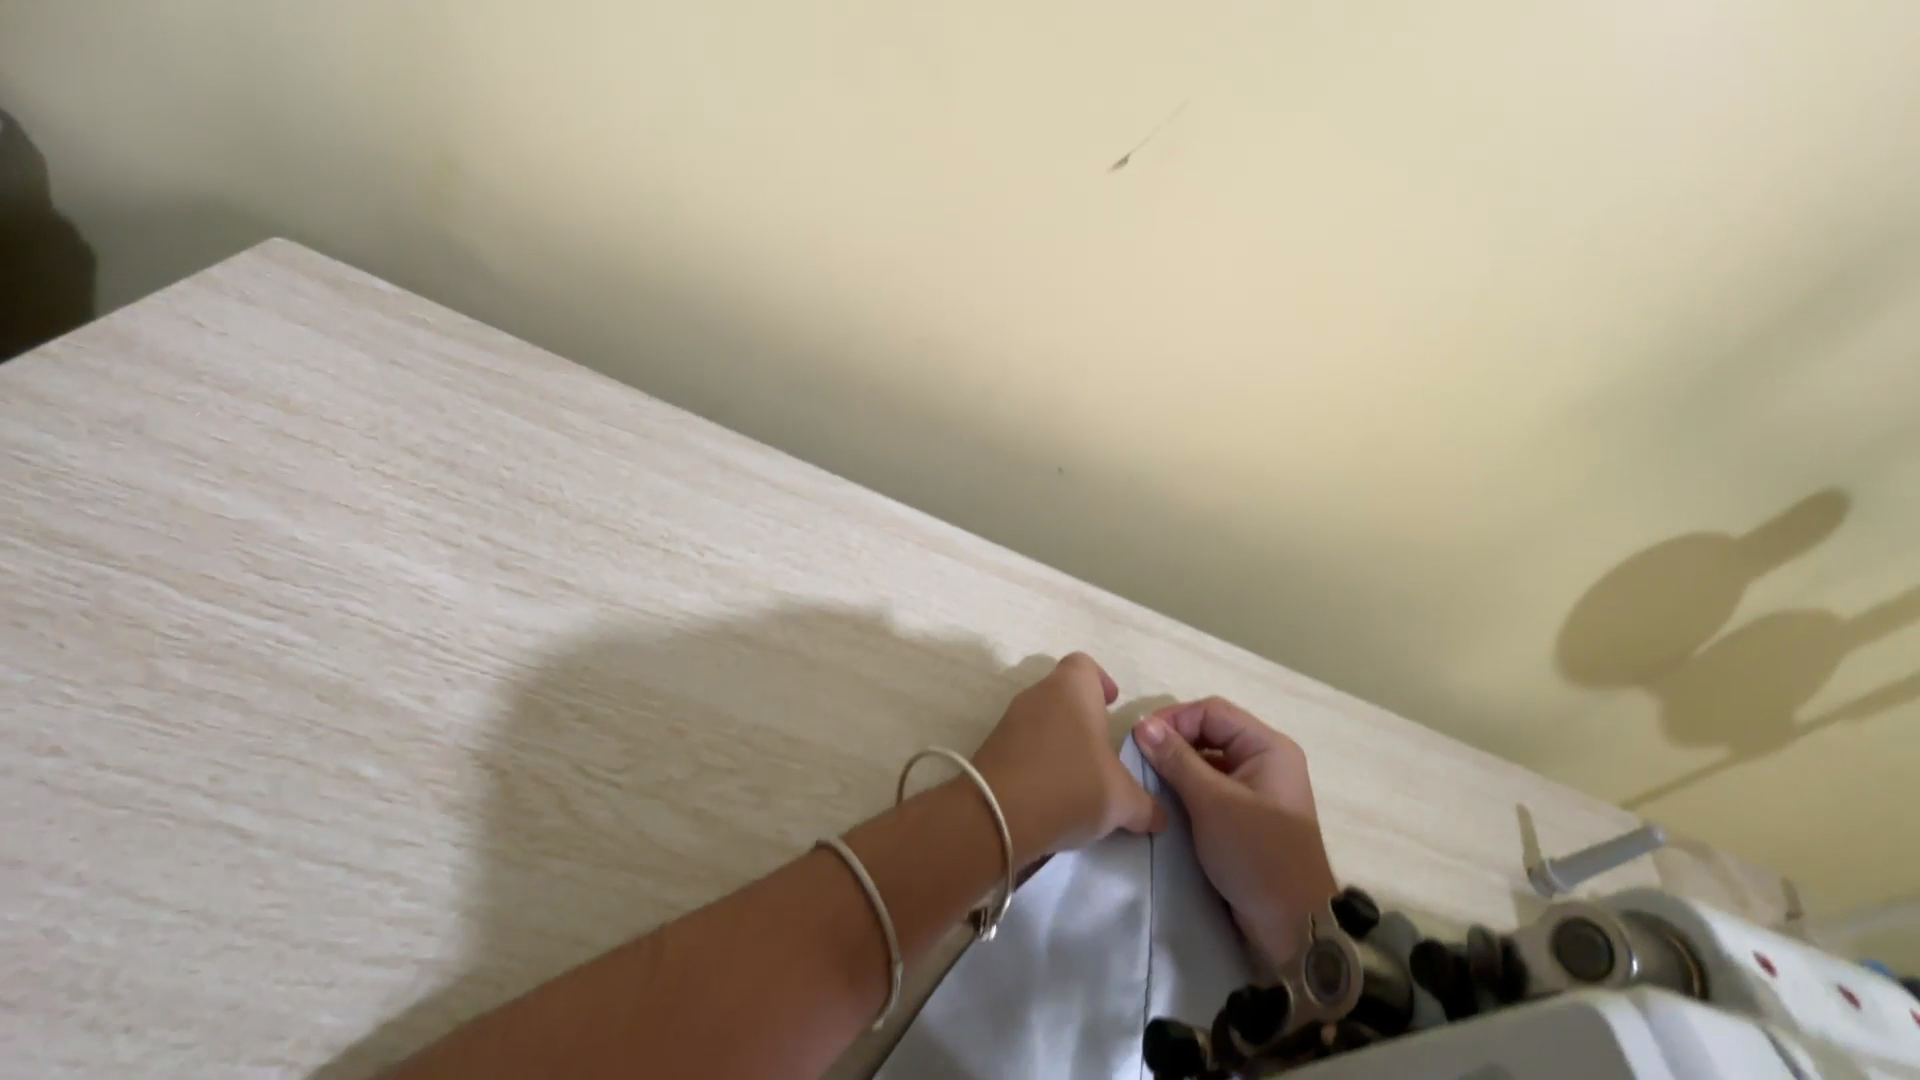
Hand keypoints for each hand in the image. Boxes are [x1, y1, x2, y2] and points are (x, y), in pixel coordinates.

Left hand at [971, 653, 1164, 865]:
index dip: (1100, 681)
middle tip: (1101, 750)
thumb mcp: (1122, 800)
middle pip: (1062, 694)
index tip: (1112, 705)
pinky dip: (1037, 762)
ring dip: (1059, 742)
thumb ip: (1145, 805)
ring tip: (1079, 778)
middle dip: (1082, 718)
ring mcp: (1008, 721)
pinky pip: (1022, 747)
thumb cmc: (1071, 786)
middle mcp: (1036, 695)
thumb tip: (1160, 817)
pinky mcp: (991, 749)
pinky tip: (1051, 794)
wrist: (997, 816)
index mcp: (1071, 689)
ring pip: (1041, 721)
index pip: (1084, 665)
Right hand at [1132, 698, 1336, 970]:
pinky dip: (1188, 786)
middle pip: (1211, 732)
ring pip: (1208, 759)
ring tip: (1148, 778)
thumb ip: (1176, 760)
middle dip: (1174, 740)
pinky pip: (1212, 785)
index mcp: (1268, 747)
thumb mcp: (1212, 802)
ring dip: (1178, 764)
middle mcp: (1266, 760)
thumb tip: (1143, 725)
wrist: (1292, 924)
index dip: (1174, 718)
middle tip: (1139, 758)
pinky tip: (1166, 799)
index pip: (1212, 711)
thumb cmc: (1256, 853)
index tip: (1139, 738)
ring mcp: (1257, 788)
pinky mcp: (1247, 813)